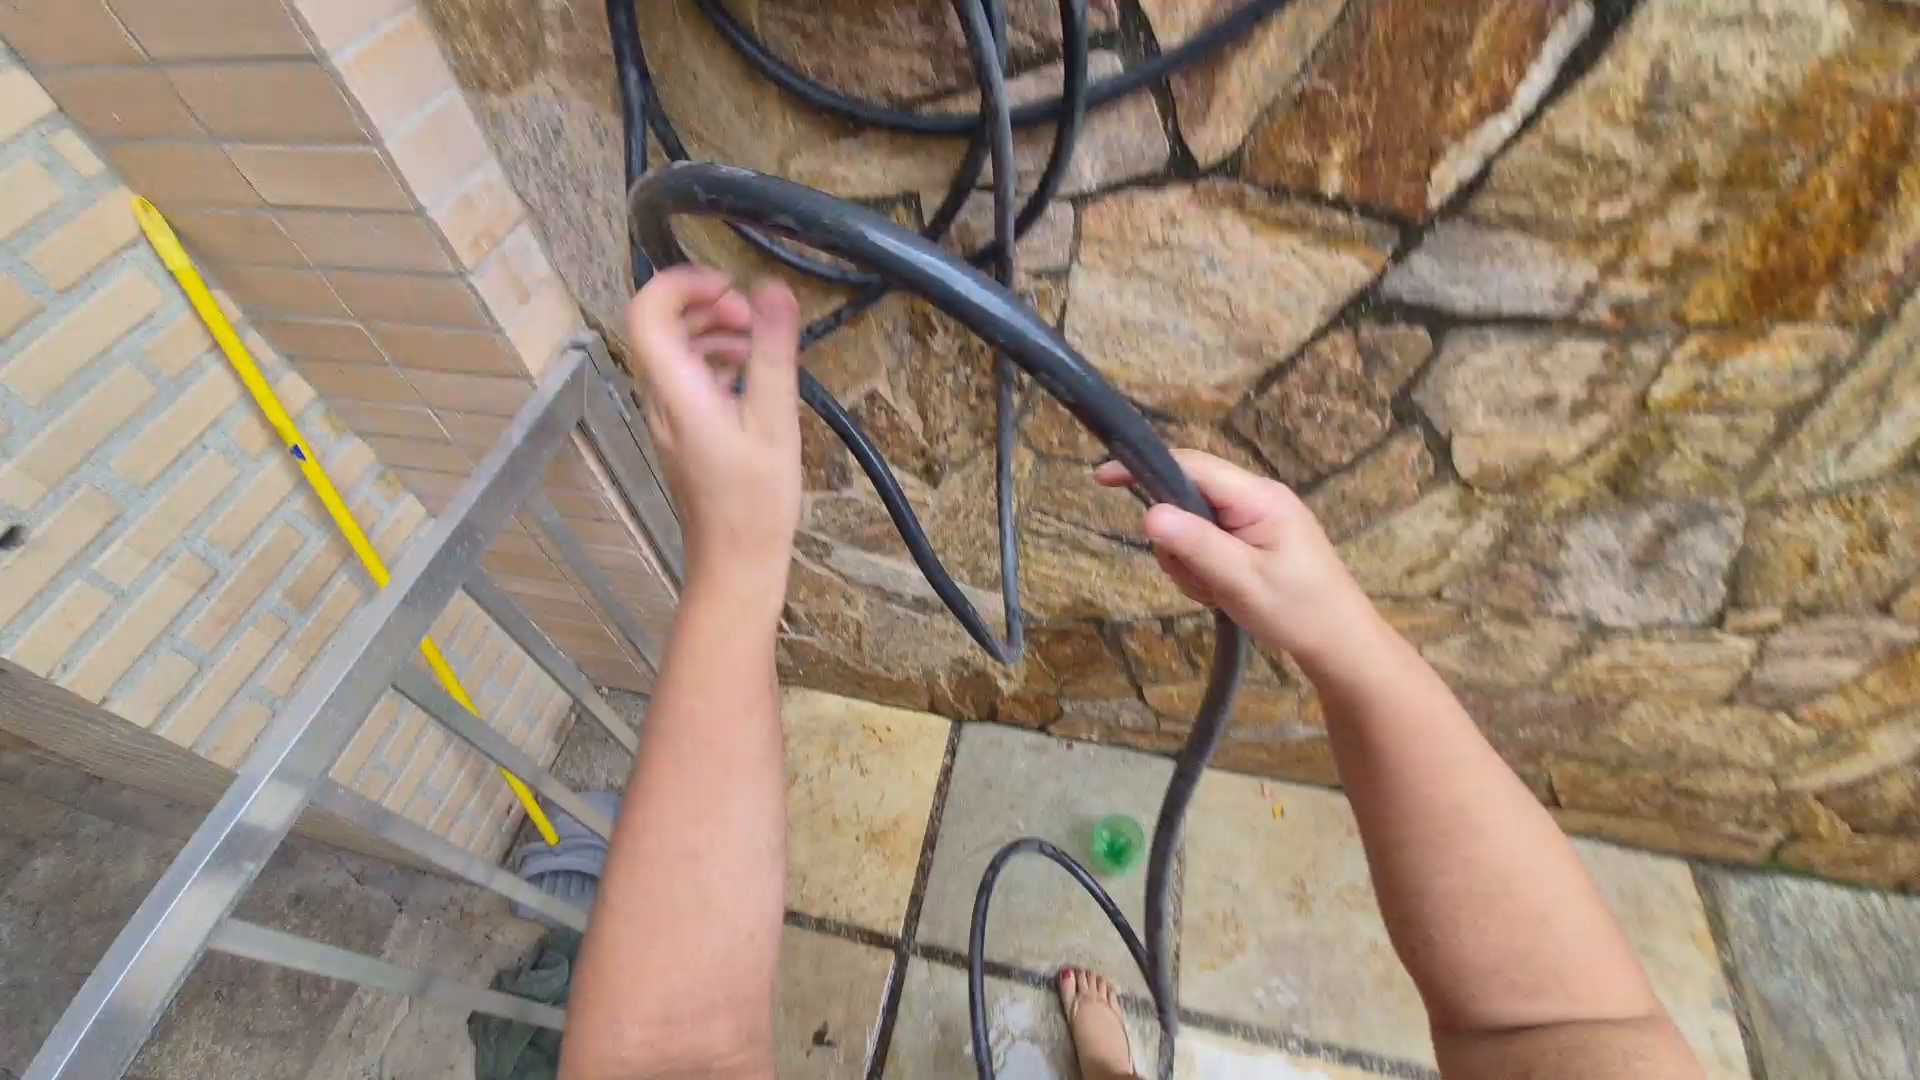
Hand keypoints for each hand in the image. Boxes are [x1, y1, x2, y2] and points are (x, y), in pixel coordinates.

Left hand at [627, 266, 802, 606]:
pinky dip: (716, 362)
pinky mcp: (683, 433)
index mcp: (676, 390)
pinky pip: (688, 380)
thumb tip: (773, 290)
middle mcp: (660, 399)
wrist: (736, 559)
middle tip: (753, 317)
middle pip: (659, 327)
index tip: (731, 287)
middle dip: (705, 305)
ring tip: (759, 343)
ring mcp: (668, 418)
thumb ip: (773, 354)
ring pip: (674, 353)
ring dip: (713, 333)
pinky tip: (753, 377)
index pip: (648, 311)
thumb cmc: (756, 500)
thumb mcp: (775, 421)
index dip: (682, 284)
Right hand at [1094, 450, 1378, 671]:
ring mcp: (1251, 518)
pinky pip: (1203, 543)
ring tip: (1215, 590)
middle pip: (1185, 497)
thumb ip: (1196, 546)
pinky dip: (1199, 570)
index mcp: (1257, 497)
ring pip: (1188, 525)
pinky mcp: (1247, 538)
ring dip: (1188, 561)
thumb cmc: (1298, 610)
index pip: (1191, 466)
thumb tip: (1148, 514)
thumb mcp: (1242, 580)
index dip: (1145, 466)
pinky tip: (1221, 592)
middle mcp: (1253, 497)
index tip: (1103, 477)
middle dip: (1177, 541)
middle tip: (1196, 577)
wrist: (1338, 642)